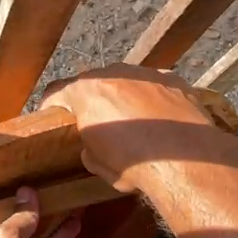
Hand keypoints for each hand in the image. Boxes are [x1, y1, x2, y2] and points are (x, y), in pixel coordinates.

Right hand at [43, 63, 237, 192]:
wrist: (186, 157)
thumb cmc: (134, 164)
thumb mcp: (97, 165)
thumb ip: (88, 148)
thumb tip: (93, 147)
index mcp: (86, 92)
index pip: (55, 92)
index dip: (51, 106)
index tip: (52, 118)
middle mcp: (113, 73)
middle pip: (91, 82)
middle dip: (89, 100)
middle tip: (94, 123)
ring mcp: (145, 73)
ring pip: (124, 80)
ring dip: (121, 97)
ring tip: (131, 122)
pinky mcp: (173, 79)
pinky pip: (152, 85)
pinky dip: (150, 98)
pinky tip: (158, 119)